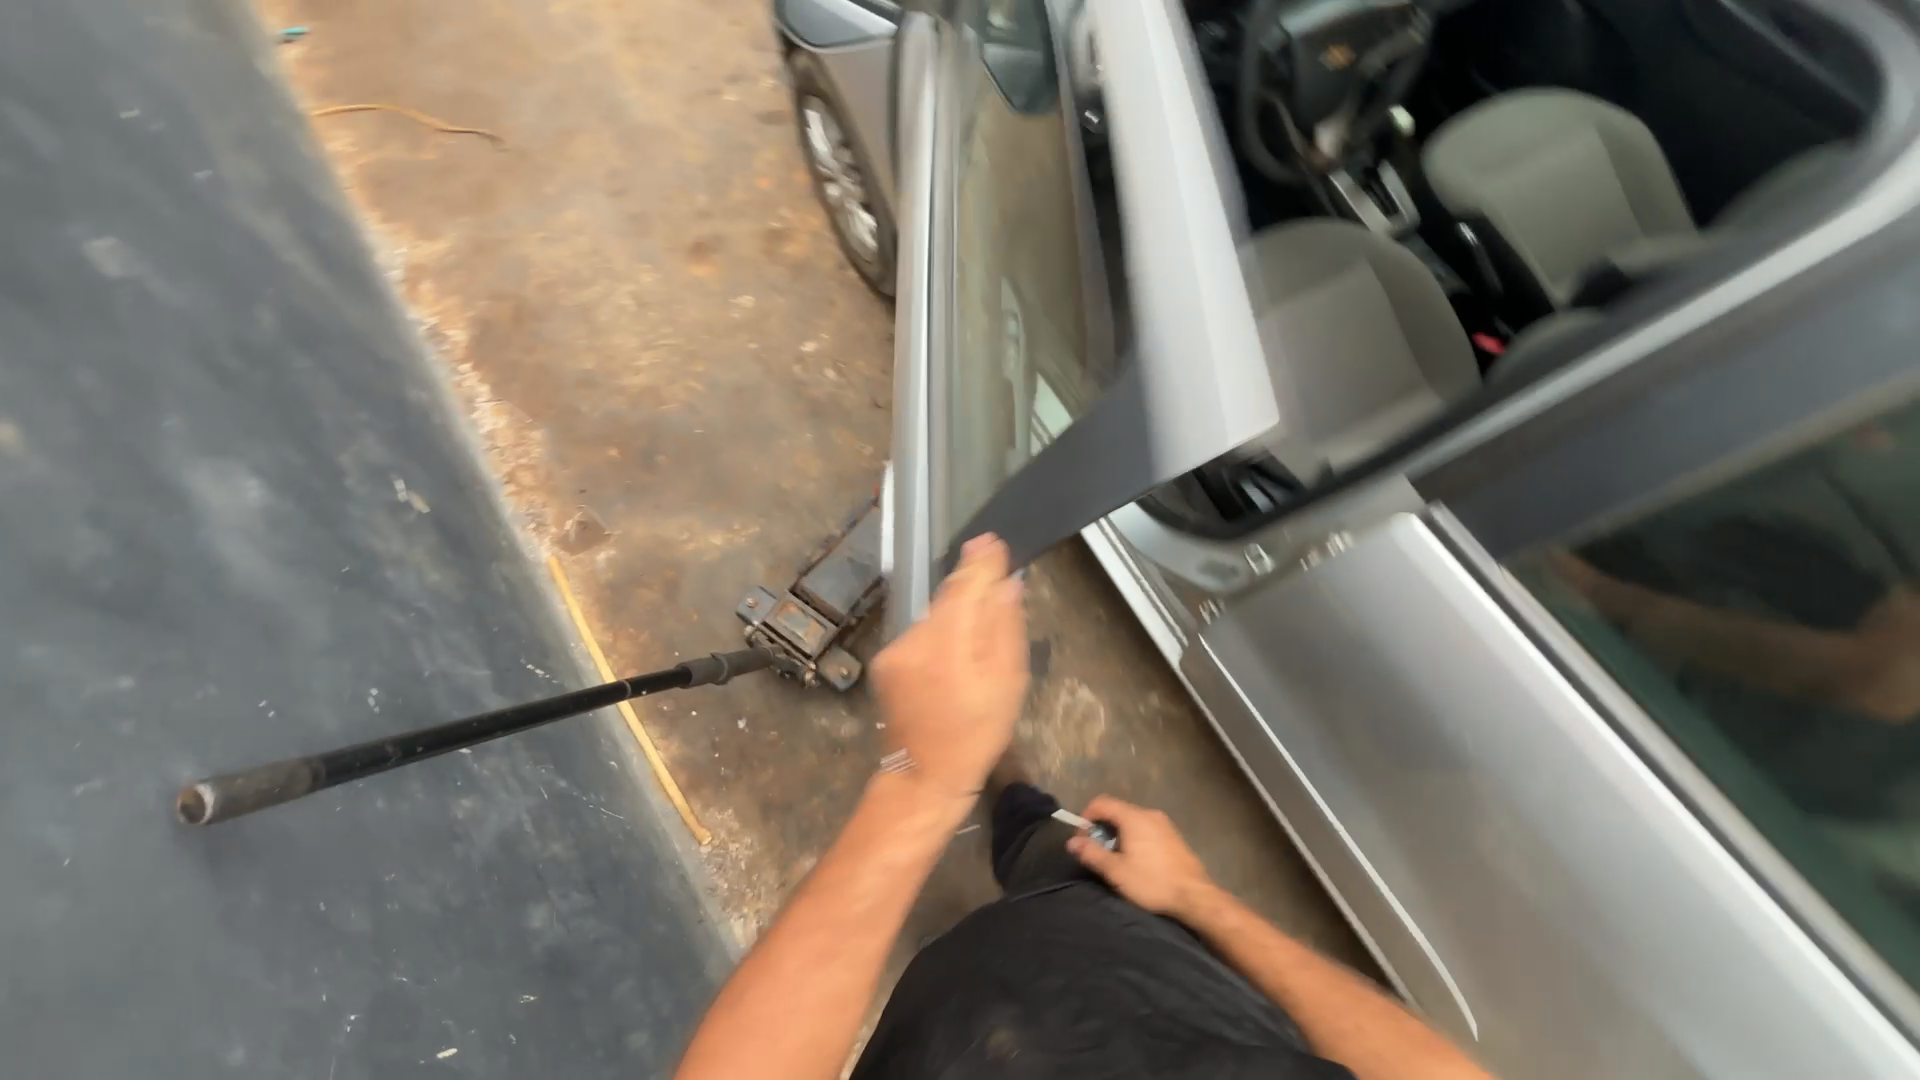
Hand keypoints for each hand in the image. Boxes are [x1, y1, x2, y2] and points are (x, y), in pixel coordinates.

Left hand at [869, 534, 1028, 801]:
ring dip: (954, 615)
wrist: (924, 775)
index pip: (964, 586)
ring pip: (933, 617)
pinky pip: (919, 635)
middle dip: (970, 588)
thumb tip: (1006, 584)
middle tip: (992, 568)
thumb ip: (1004, 628)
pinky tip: (951, 655)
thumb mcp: (1007, 683)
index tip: (991, 540)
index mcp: (949, 643)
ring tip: (976, 631)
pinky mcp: (885, 662)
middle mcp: (915, 638)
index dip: (980, 562)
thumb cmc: (976, 734)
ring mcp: (894, 650)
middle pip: (947, 599)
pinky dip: (937, 635)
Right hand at [1067, 795, 1215, 916]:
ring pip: (1132, 820)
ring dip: (1118, 834)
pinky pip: (1146, 828)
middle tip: (1098, 853)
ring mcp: (1164, 824)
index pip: (1101, 803)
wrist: (1196, 896)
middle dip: (1102, 828)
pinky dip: (1134, 837)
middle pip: (1117, 810)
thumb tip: (1071, 842)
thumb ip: (1092, 854)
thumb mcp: (1116, 871)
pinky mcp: (1174, 836)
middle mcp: (1149, 813)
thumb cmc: (1152, 882)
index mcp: (1133, 817)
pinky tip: (1138, 860)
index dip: (1086, 818)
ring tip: (1117, 859)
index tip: (1083, 841)